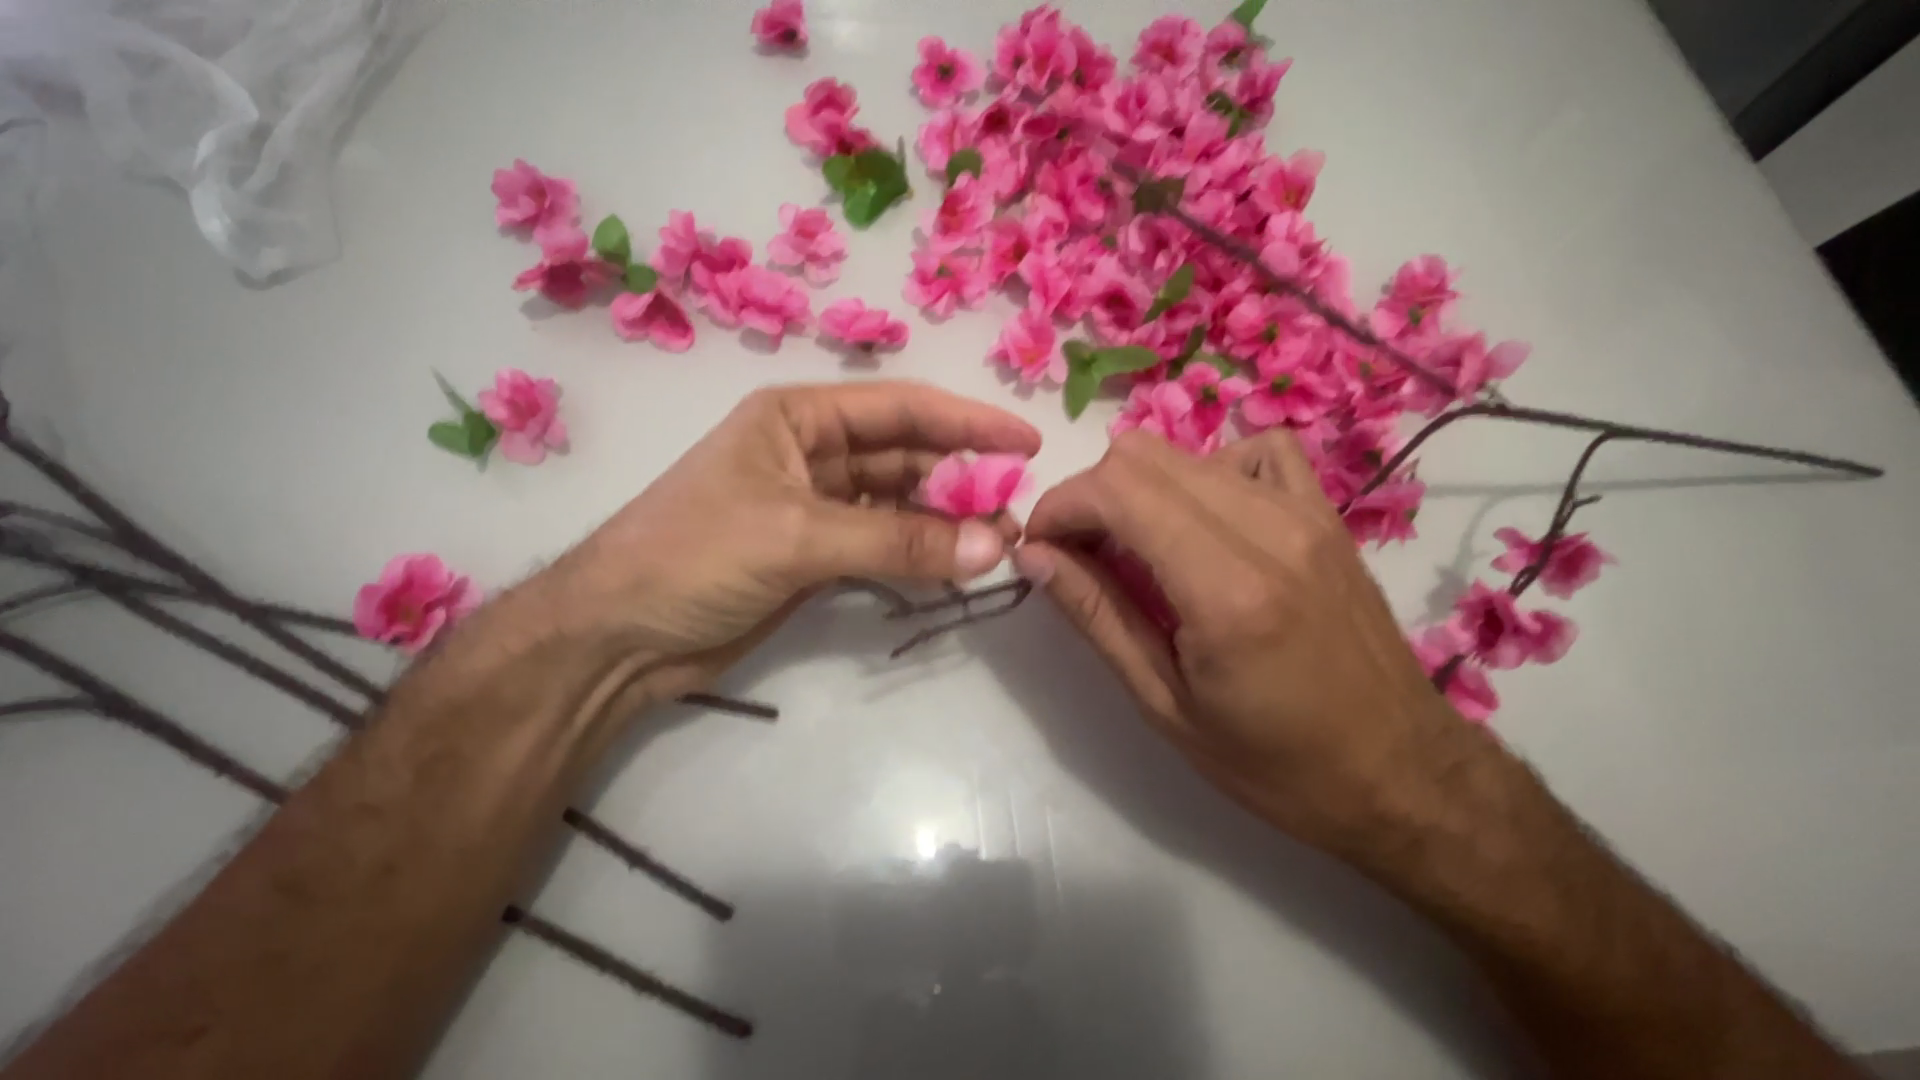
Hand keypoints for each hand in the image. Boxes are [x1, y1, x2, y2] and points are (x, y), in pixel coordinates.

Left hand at [521, 381, 1040, 702]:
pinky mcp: (815, 558)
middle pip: (905, 456)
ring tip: (1000, 546)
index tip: (1028, 442)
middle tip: (1020, 511)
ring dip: (946, 523)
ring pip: (899, 504)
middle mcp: (811, 454)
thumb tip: (995, 546)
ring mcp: (815, 508)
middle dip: (962, 480)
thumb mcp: (797, 536)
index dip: (967, 422)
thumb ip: (898, 540)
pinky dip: (919, 556)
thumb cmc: (695, 556)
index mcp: (797, 418)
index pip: (901, 409)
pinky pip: (884, 546)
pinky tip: (957, 568)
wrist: (618, 636)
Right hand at [1014, 429, 1453, 850]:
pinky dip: (1208, 473)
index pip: (1116, 492)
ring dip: (1140, 489)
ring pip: (1188, 450)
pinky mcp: (1326, 515)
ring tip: (1137, 548)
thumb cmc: (1275, 763)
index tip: (1039, 548)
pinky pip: (1254, 453)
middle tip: (1080, 555)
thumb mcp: (1166, 706)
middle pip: (1142, 455)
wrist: (1399, 772)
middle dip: (1090, 496)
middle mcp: (1269, 531)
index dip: (1059, 507)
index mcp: (1226, 590)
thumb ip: (1097, 616)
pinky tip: (1204, 523)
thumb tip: (1033, 554)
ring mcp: (1305, 514)